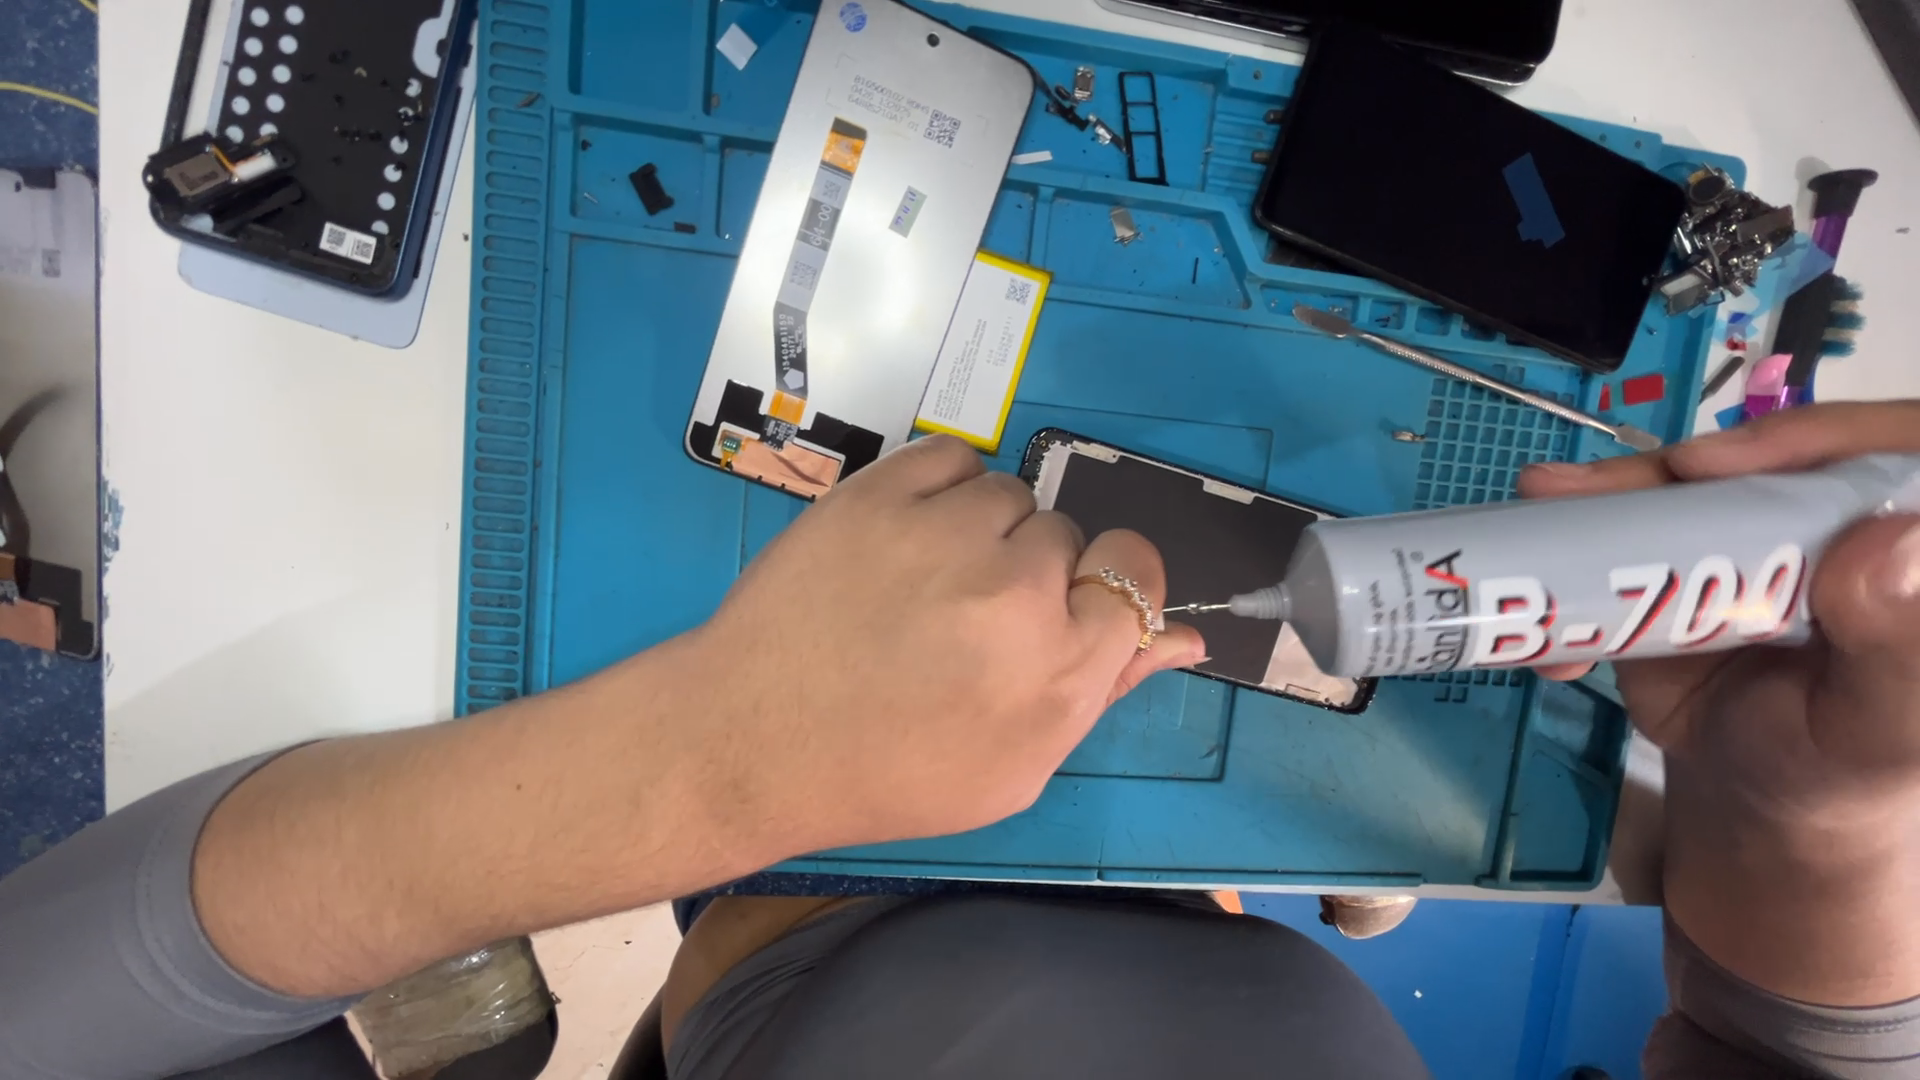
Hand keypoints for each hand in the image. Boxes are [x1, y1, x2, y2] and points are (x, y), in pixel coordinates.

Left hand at [666, 435, 1204, 856]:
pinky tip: (908, 536)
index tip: (1067, 600)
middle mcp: (1013, 591)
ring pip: (1008, 495)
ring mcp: (942, 533)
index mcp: (1058, 670)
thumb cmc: (891, 771)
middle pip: (1066, 534)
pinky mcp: (878, 492)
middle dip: (1032, 570)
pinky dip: (942, 488)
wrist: (755, 739)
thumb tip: (1183, 637)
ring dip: (982, 530)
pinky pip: (952, 458)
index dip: (1104, 584)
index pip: (1134, 574)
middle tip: (968, 616)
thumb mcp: (1017, 766)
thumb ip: (1106, 690)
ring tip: (925, 580)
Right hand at [1518, 401, 1919, 1004]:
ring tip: (1531, 519)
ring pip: (1663, 498)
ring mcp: (1732, 549)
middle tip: (1571, 488)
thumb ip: (1900, 651)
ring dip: (1586, 508)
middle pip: (1746, 467)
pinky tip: (1545, 626)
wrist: (1747, 805)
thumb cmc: (1837, 771)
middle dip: (1652, 472)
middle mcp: (1818, 532)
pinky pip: (1604, 547)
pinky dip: (1555, 572)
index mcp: (1895, 556)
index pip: (1888, 454)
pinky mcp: (1659, 573)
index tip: (1714, 466)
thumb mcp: (1881, 728)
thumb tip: (1884, 539)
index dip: (1812, 436)